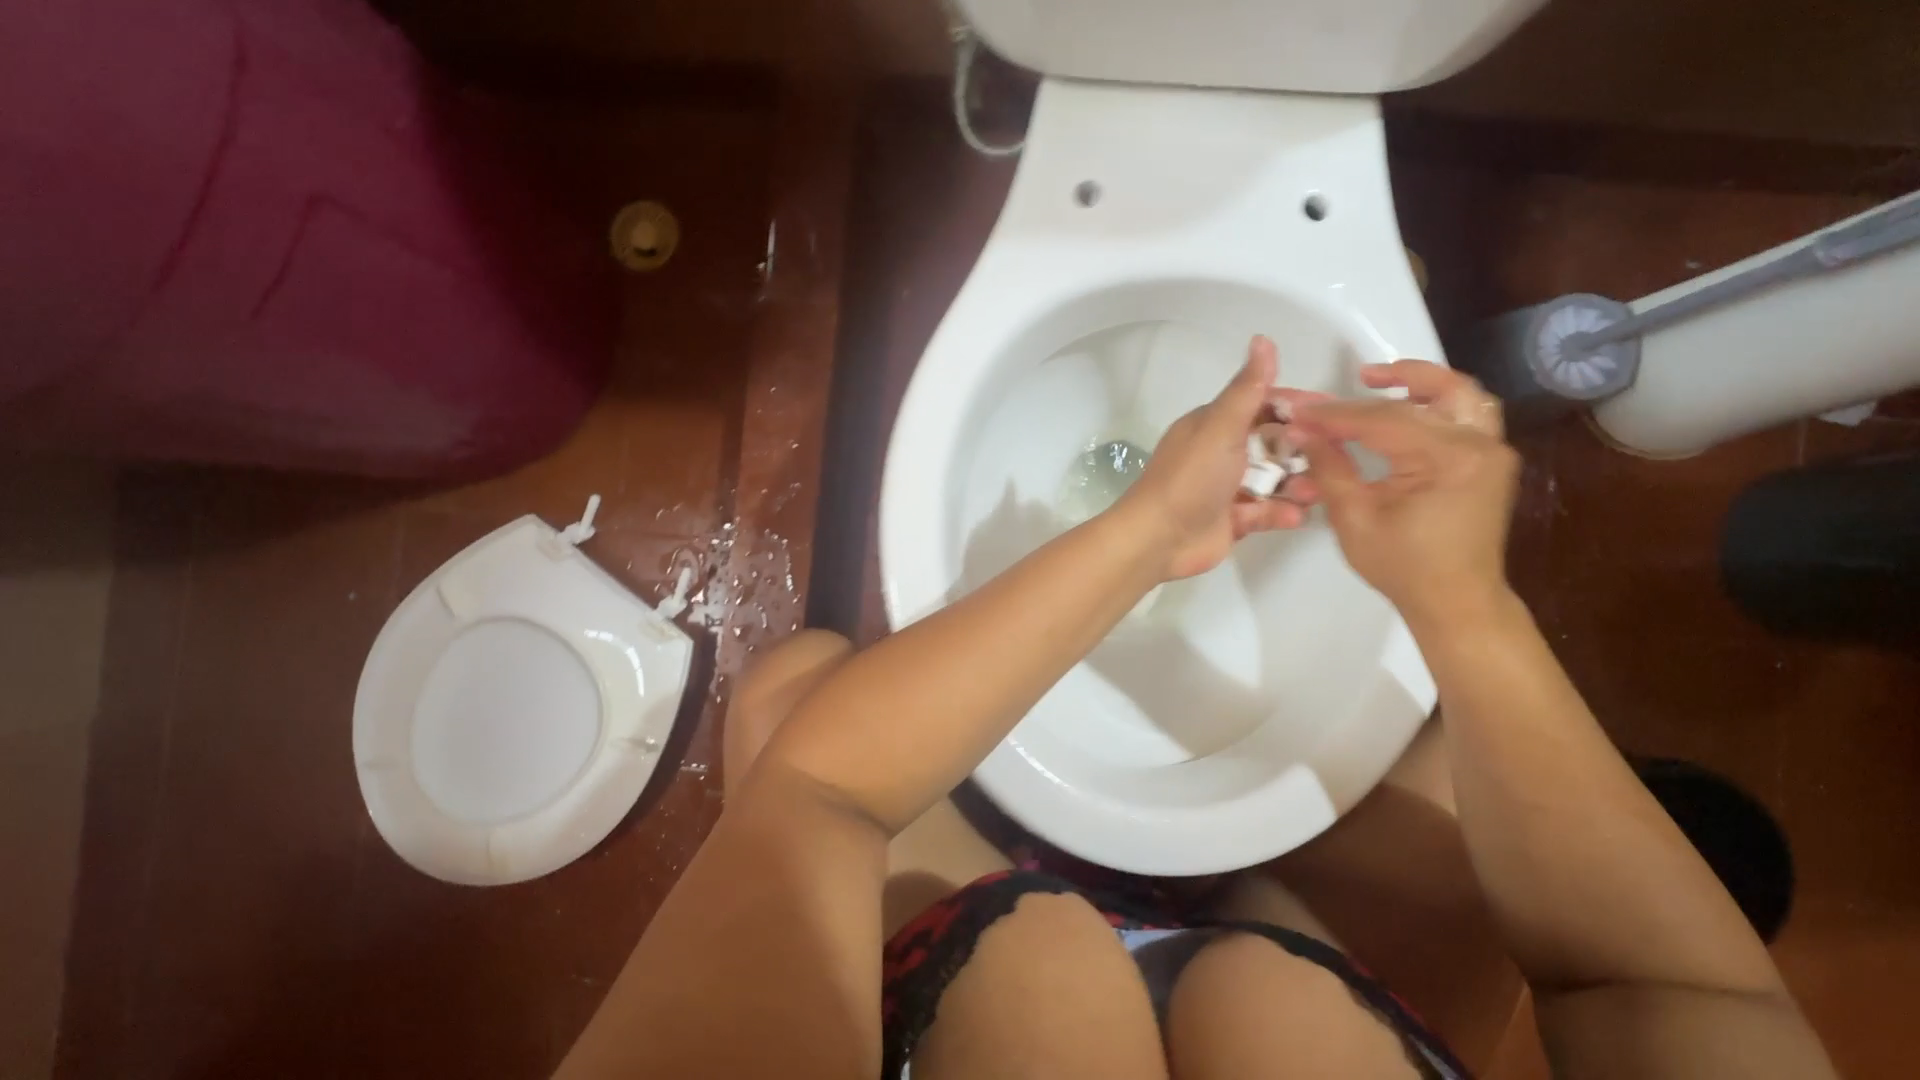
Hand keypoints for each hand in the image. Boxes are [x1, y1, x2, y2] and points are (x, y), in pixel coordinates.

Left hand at [1116, 336, 1317, 579]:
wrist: (1159, 538)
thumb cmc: (1190, 477)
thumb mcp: (1220, 426)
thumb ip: (1247, 388)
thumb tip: (1262, 339)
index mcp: (1215, 425)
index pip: (1264, 405)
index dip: (1297, 407)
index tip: (1333, 412)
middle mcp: (1222, 452)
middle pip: (1275, 443)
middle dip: (1304, 449)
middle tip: (1333, 457)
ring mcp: (1228, 487)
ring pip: (1275, 479)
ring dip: (1298, 483)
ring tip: (1313, 492)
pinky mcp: (1234, 519)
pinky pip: (1267, 511)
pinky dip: (1282, 513)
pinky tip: (1295, 516)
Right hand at [1292, 360, 1519, 628]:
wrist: (1456, 601)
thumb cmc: (1403, 566)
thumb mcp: (1353, 518)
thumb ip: (1329, 467)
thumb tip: (1302, 432)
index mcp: (1445, 458)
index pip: (1381, 419)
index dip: (1336, 413)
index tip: (1299, 409)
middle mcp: (1478, 445)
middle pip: (1430, 394)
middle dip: (1388, 382)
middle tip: (1358, 376)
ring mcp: (1492, 452)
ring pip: (1464, 396)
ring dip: (1427, 383)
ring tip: (1390, 385)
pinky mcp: (1491, 463)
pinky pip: (1472, 416)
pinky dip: (1442, 404)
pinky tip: (1413, 412)